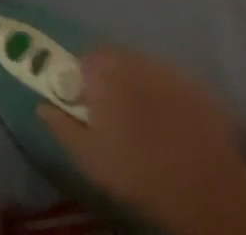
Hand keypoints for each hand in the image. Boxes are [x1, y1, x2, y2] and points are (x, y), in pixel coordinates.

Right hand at [37, 47, 245, 234]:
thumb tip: (42, 104)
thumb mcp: (89, 157)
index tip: (84, 100)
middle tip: (110, 107)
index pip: (86, 58)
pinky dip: (163, 91)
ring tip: (140, 114)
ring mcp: (170, 71)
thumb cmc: (136, 173)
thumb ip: (61, 125)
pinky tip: (168, 119)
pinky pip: (170, 79)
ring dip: (136, 80)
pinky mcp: (196, 85)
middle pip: (115, 56)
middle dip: (109, 74)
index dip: (82, 76)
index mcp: (105, 75)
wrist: (203, 189)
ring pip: (143, 65)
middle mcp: (137, 62)